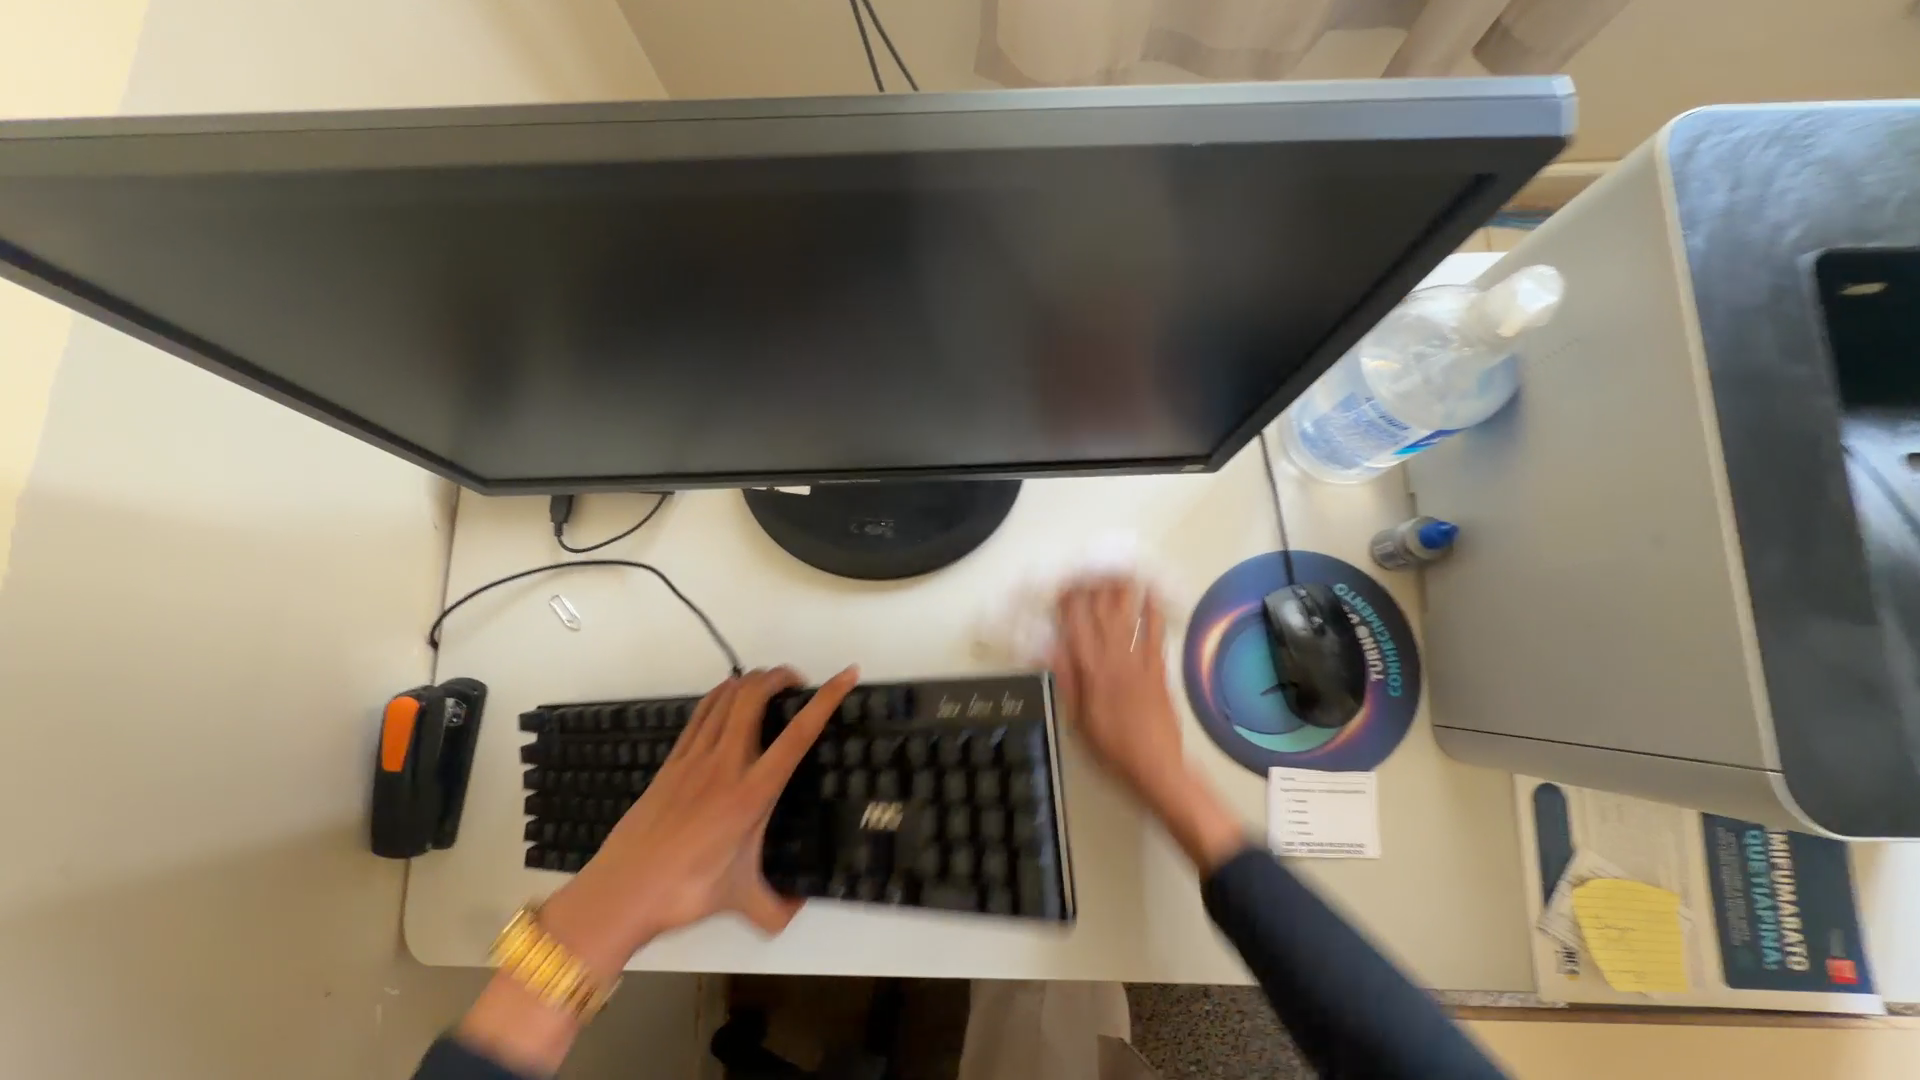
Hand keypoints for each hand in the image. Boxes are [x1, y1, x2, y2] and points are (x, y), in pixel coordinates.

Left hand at [459, 666, 857, 1077]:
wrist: (621, 891)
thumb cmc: (686, 892)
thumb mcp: (741, 901)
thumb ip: (777, 907)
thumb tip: (799, 911)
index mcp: (752, 793)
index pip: (798, 735)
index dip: (826, 700)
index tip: (846, 675)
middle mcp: (726, 765)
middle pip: (755, 697)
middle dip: (780, 677)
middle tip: (798, 684)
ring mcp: (694, 758)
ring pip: (726, 698)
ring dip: (751, 682)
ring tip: (769, 687)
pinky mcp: (671, 761)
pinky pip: (701, 713)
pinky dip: (721, 697)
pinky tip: (730, 703)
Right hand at [1052, 578, 1244, 873]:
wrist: (1155, 765)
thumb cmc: (1110, 747)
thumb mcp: (1077, 718)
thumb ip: (1067, 679)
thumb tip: (1050, 647)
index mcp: (1089, 669)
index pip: (1075, 622)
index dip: (1068, 599)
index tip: (1062, 584)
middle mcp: (1114, 657)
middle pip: (1102, 610)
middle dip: (1093, 585)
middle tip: (1087, 569)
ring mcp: (1139, 659)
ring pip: (1128, 614)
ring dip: (1120, 588)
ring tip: (1115, 569)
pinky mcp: (1159, 666)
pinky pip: (1155, 630)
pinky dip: (1151, 609)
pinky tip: (1148, 592)